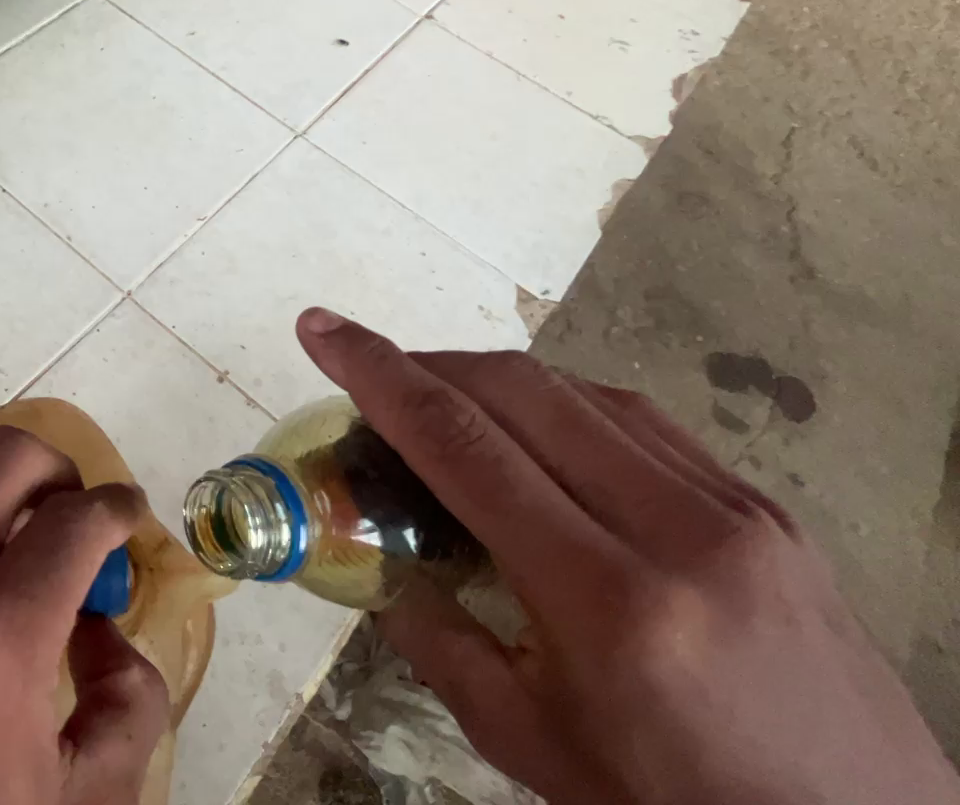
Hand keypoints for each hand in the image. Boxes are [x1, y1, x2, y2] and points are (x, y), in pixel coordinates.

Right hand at [296, 308, 959, 804]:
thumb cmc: (669, 803)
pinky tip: (528, 428)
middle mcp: (679, 529)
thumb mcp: (523, 737)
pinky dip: (555, 402)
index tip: (319, 328)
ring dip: (487, 377)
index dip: (377, 374)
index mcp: (606, 597)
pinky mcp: (766, 509)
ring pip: (578, 390)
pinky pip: (634, 419)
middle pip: (519, 391)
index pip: (462, 443)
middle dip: (425, 362)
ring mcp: (736, 510)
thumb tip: (382, 562)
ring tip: (435, 397)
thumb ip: (435, 639)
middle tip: (367, 370)